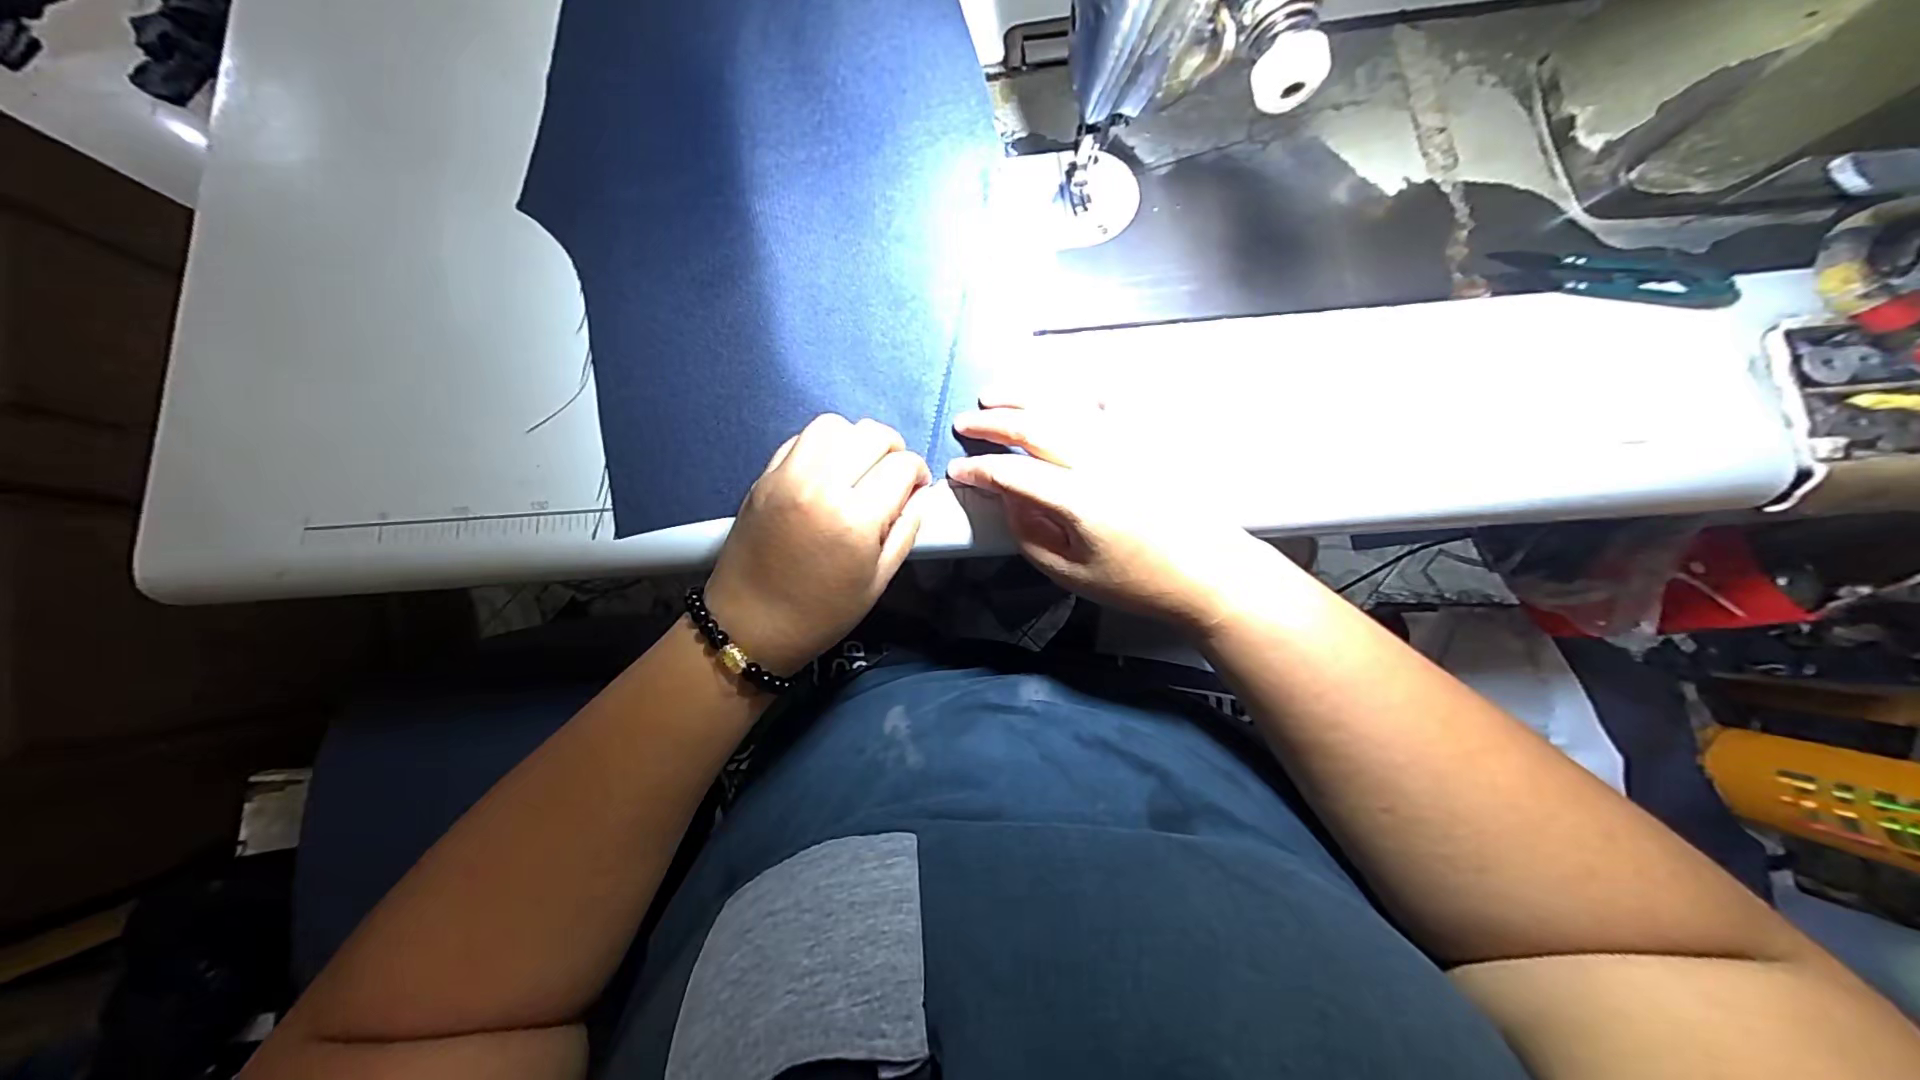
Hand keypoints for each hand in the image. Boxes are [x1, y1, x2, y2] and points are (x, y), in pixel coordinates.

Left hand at [706, 414, 931, 673]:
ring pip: (833, 424)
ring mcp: (787, 476)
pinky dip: (822, 446)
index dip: (918, 473)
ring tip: (859, 467)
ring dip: (855, 440)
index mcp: (855, 517)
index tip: (915, 489)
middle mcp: (821, 485)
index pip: (902, 466)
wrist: (749, 625)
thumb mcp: (878, 580)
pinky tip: (827, 473)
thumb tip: (919, 494)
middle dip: (893, 449)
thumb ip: (906, 530)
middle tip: (892, 475)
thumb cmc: (821, 613)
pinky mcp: (764, 477)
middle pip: (871, 434)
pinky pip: (800, 439)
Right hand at [948, 391, 1286, 635]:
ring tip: (996, 395)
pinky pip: (1108, 402)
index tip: (959, 470)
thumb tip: (1007, 498)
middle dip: (992, 423)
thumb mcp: (1071, 574)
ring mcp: (1128, 445)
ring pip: (1065, 405)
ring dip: (1025, 396)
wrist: (1210, 574)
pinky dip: (1079, 392)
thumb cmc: (1142, 583)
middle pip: (1035, 426)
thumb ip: (1029, 533)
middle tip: (965, 424)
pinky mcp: (1147, 441)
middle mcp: (1102, 462)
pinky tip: (1063, 391)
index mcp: (1080, 501)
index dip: (980, 469)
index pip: (1014, 472)